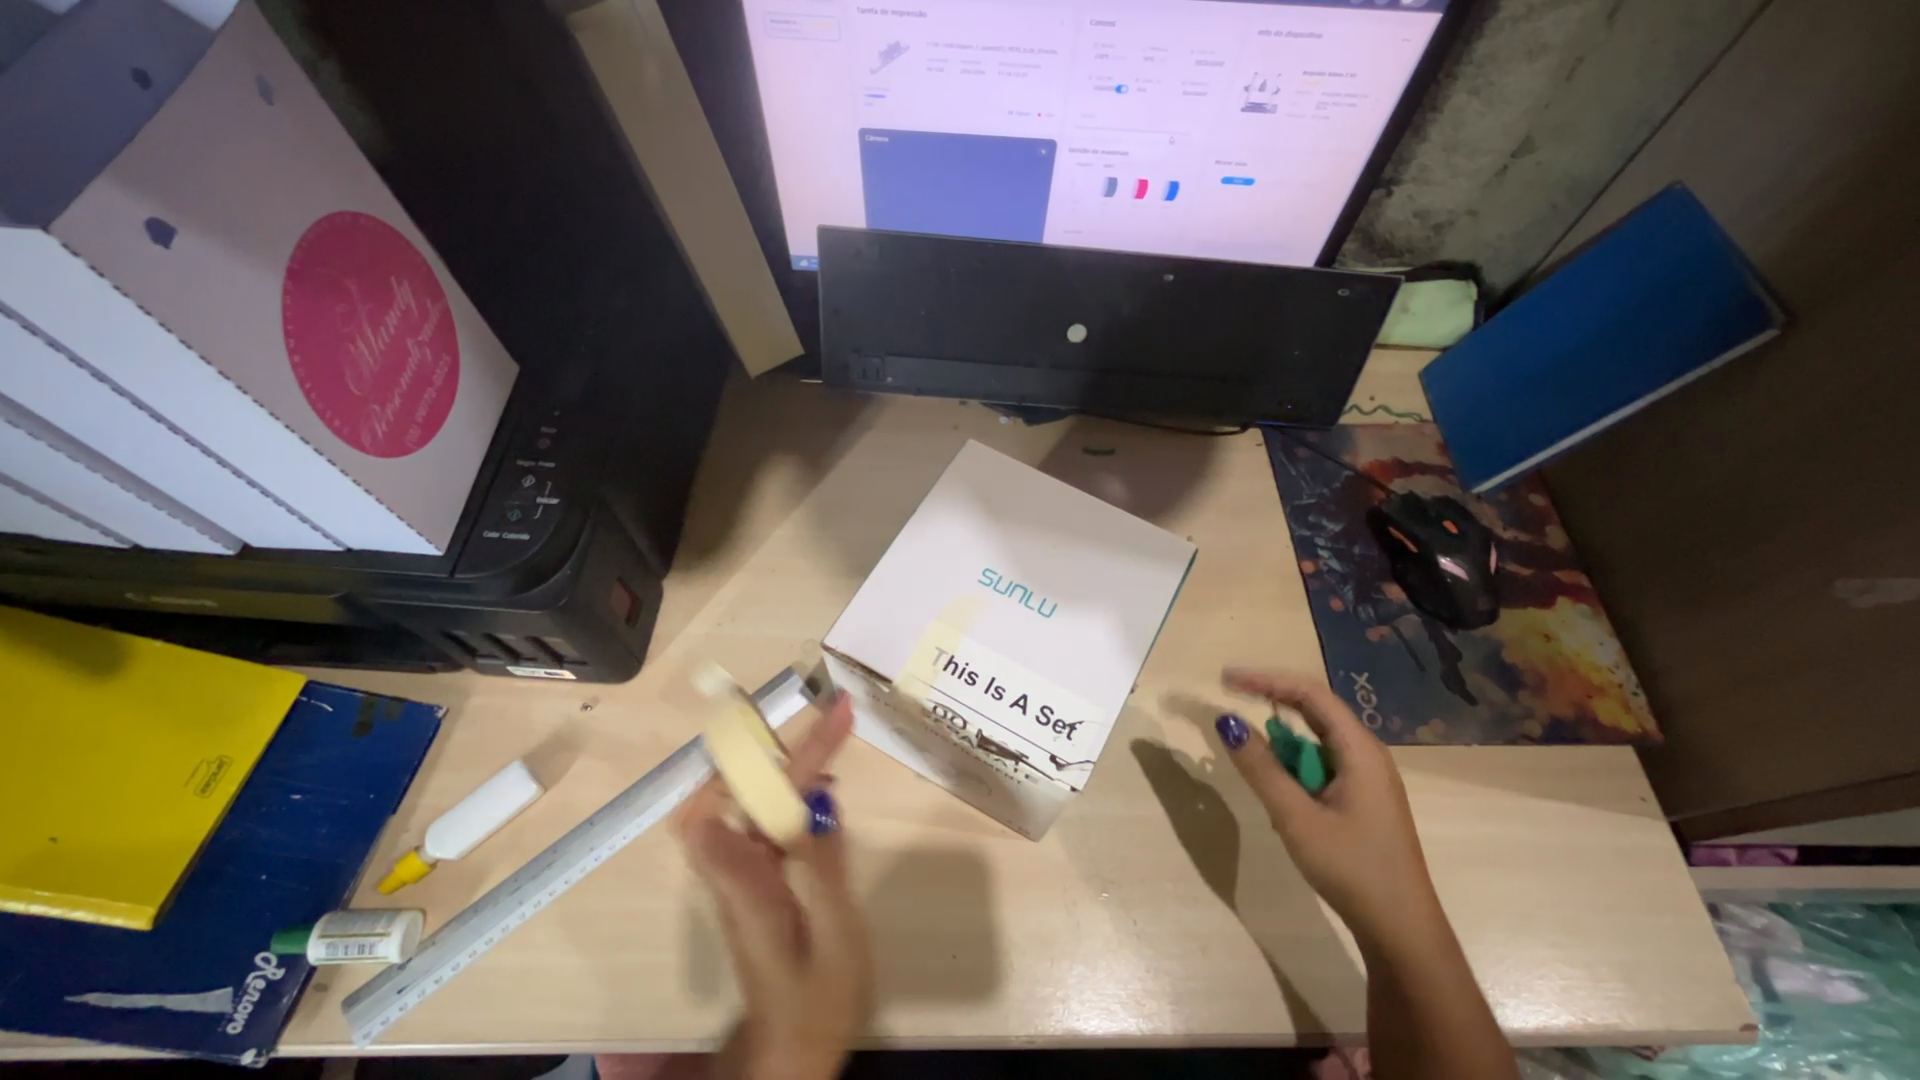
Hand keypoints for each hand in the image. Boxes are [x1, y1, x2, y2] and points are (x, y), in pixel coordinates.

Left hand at [674, 692, 869, 1079]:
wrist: (790, 1054)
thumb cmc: (816, 1004)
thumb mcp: (834, 937)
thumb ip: (825, 866)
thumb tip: (820, 797)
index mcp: (744, 889)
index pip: (712, 815)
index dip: (733, 768)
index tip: (779, 729)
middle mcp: (735, 875)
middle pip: (737, 797)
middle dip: (780, 751)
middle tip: (835, 714)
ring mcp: (746, 878)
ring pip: (754, 806)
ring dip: (789, 766)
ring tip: (835, 731)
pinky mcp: (762, 882)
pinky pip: (771, 825)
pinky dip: (797, 796)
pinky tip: (828, 788)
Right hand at [1212, 668, 1439, 948]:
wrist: (1400, 928)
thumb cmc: (1351, 868)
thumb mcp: (1296, 817)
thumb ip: (1261, 768)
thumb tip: (1226, 721)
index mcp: (1360, 750)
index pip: (1310, 694)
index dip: (1266, 680)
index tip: (1225, 679)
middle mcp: (1367, 755)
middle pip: (1315, 711)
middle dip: (1271, 701)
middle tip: (1229, 697)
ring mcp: (1367, 779)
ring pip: (1316, 741)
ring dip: (1281, 740)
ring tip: (1248, 751)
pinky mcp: (1362, 801)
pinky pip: (1322, 765)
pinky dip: (1293, 765)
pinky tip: (1278, 787)